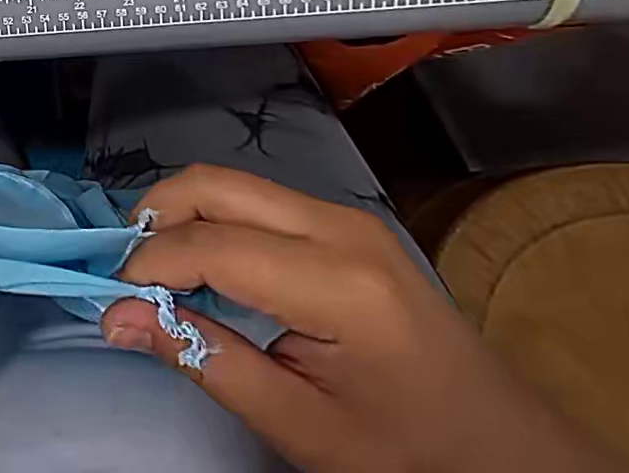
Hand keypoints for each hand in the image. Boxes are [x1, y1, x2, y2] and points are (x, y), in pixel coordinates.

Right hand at [100, 165, 628, 472]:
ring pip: (227, 183)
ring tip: (154, 267)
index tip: (110, 296)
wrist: (518, 456)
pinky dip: (207, 219)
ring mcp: (344, 216)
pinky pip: (251, 198)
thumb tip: (116, 317)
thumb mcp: (304, 428)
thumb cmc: (413, 454)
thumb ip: (205, 360)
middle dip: (153, 217)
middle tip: (126, 271)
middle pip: (213, 186)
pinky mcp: (342, 222)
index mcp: (340, 283)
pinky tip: (199, 260)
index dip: (148, 265)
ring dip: (177, 214)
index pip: (212, 245)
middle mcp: (339, 226)